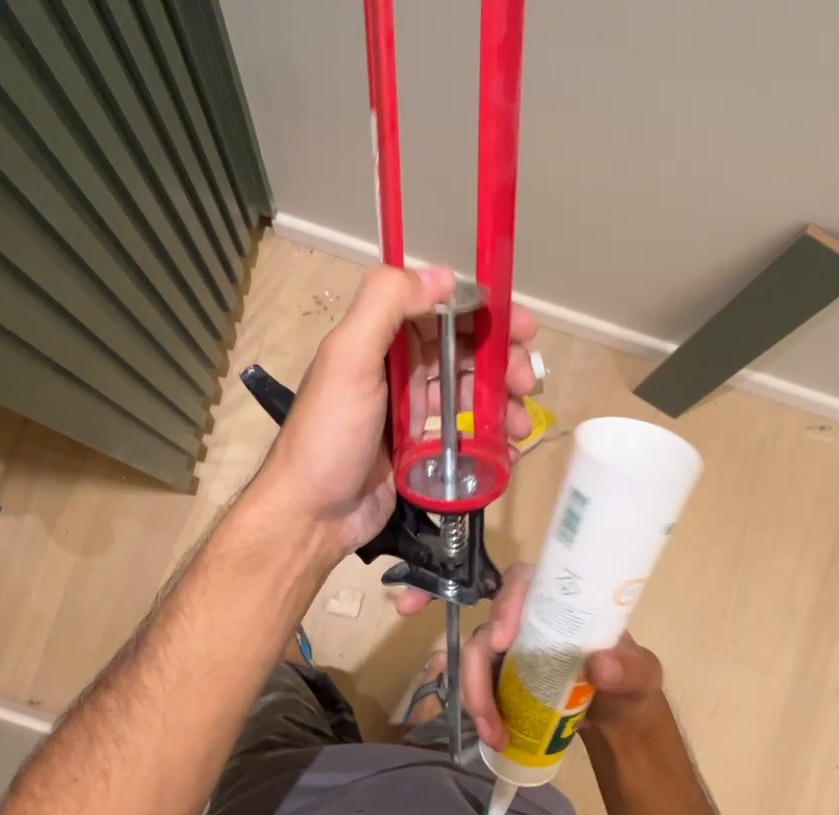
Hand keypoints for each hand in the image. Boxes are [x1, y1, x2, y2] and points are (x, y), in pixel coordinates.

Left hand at [255, 264, 538, 555]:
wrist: (312, 514)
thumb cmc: (329, 435)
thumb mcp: (347, 359)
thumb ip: (386, 304)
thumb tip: (442, 275)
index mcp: (379, 340)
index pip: (443, 312)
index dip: (485, 315)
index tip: (523, 328)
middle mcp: (396, 370)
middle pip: (463, 352)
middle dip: (502, 362)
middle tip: (527, 382)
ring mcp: (409, 412)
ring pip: (468, 393)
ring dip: (501, 402)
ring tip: (521, 424)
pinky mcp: (418, 451)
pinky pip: (462, 435)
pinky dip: (488, 438)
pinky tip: (508, 449)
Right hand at [459, 562, 667, 750]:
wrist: (620, 714)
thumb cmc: (629, 678)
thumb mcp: (640, 673)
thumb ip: (628, 668)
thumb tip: (601, 665)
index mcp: (558, 602)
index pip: (522, 583)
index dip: (506, 603)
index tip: (502, 639)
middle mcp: (527, 618)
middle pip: (488, 628)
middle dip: (479, 669)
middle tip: (487, 709)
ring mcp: (510, 648)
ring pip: (476, 659)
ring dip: (476, 697)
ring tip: (496, 736)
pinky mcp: (501, 675)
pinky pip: (479, 684)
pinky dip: (481, 710)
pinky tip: (495, 736)